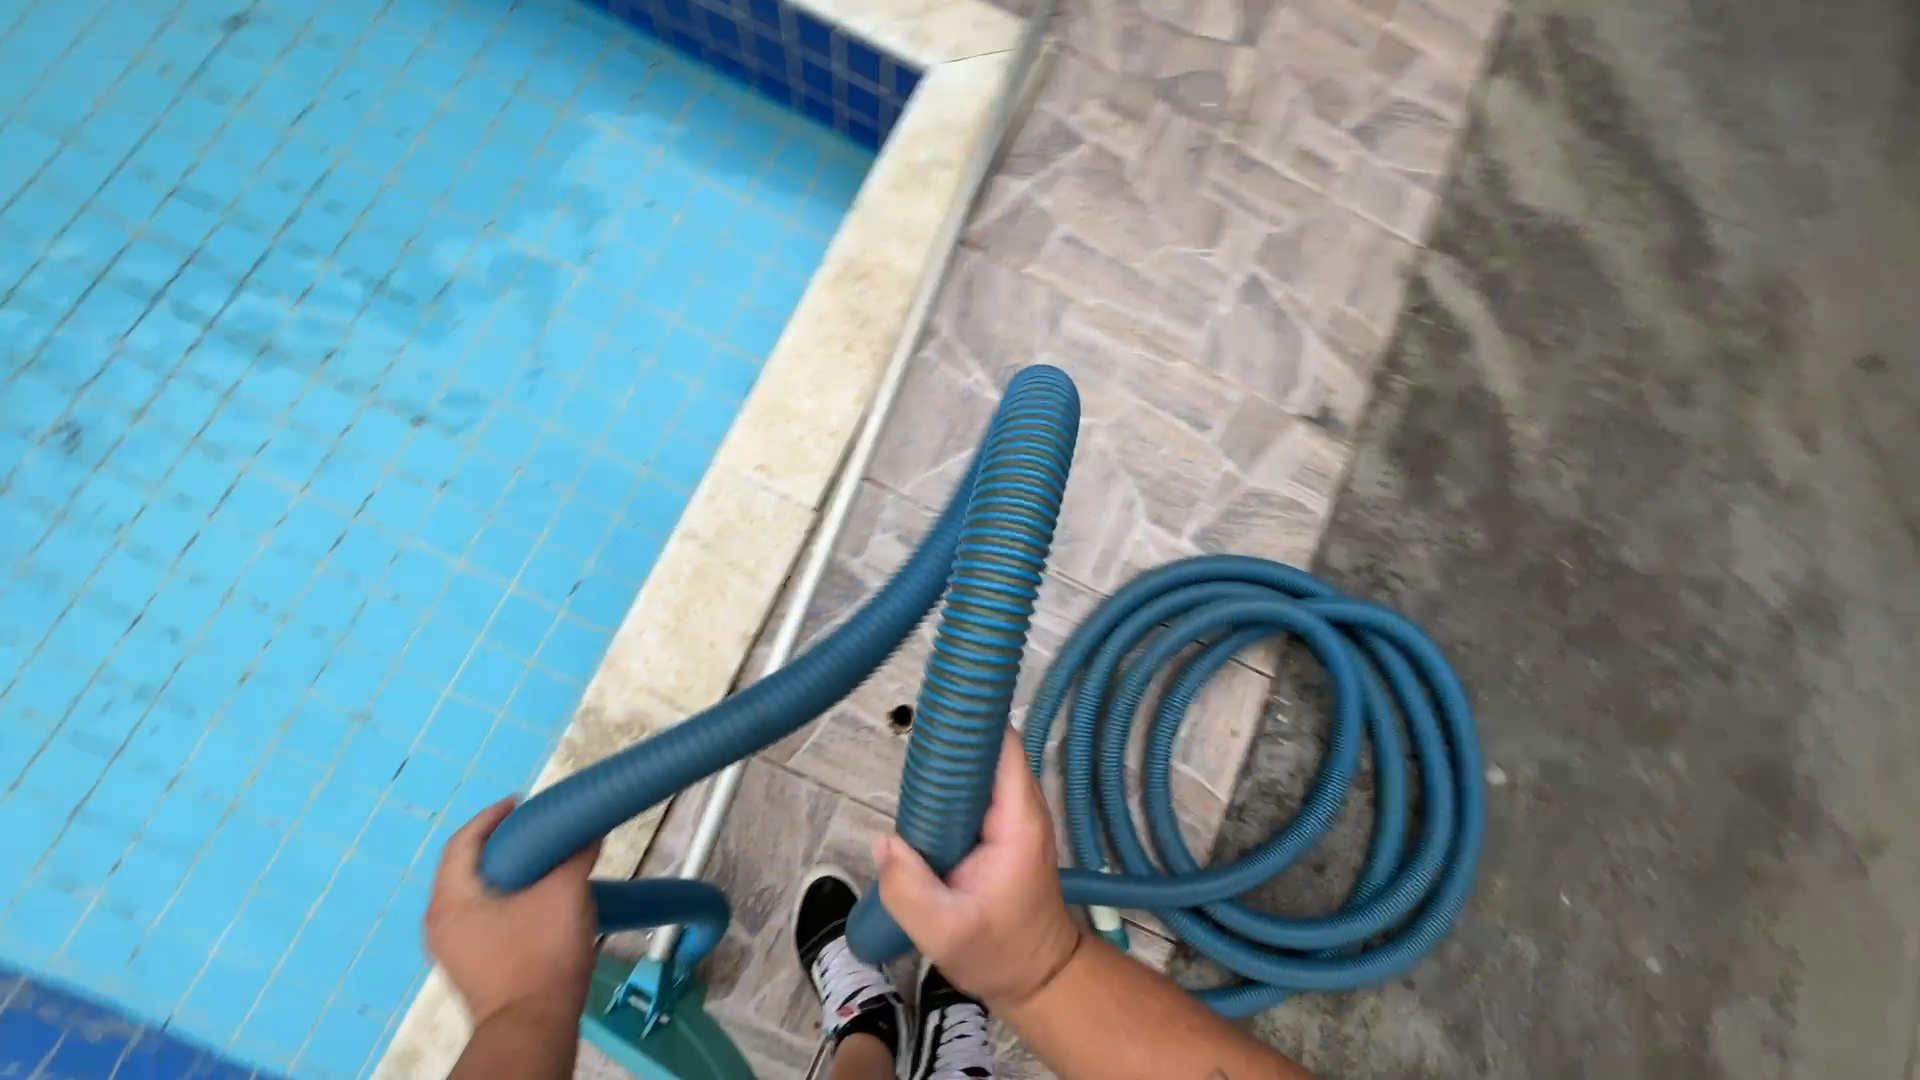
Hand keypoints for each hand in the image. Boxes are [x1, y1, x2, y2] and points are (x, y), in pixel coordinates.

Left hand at [426, 797, 600, 1028]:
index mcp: (452, 899)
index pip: (462, 842)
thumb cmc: (541, 952)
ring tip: (544, 857)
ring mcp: (453, 946)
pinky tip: (539, 894)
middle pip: (465, 865)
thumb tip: (589, 832)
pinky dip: (507, 893)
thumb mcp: (566, 892)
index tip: (523, 802)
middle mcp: (441, 921)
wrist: (532, 1024)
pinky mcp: (471, 962)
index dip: (492, 817)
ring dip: (507, 868)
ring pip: (475, 891)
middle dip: (501, 840)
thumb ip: (576, 854)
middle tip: (537, 827)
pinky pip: (482, 912)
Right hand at [874, 733, 1084, 1008]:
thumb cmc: (1000, 953)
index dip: (973, 723)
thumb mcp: (945, 932)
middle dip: (952, 744)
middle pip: (989, 750)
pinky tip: (925, 797)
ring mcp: (1012, 815)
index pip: (1004, 746)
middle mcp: (1020, 807)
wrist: (1036, 976)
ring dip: (949, 766)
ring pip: (979, 769)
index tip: (936, 715)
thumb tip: (884, 842)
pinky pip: (975, 791)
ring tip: (913, 772)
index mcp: (1018, 819)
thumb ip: (909, 889)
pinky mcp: (1001, 827)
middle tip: (912, 750)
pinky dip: (951, 787)